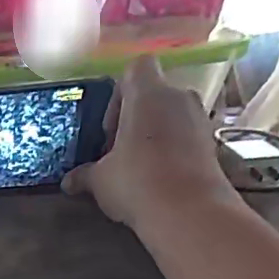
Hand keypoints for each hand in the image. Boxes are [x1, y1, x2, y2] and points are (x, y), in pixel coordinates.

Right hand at [62, 57, 239, 229]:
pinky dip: (171, 150)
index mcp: (148, 95)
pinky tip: (157, 178)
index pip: (136, 68)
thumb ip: (84, 175)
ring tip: (138, 169)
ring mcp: (199, 118)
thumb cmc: (136, 182)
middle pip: (153, 95)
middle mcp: (178, 97)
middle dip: (134, 120)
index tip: (109, 128)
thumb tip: (68, 181)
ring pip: (170, 116)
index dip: (119, 94)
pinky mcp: (211, 141)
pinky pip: (185, 136)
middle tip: (118, 153)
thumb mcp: (100, 181)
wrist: (187, 209)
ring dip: (153, 136)